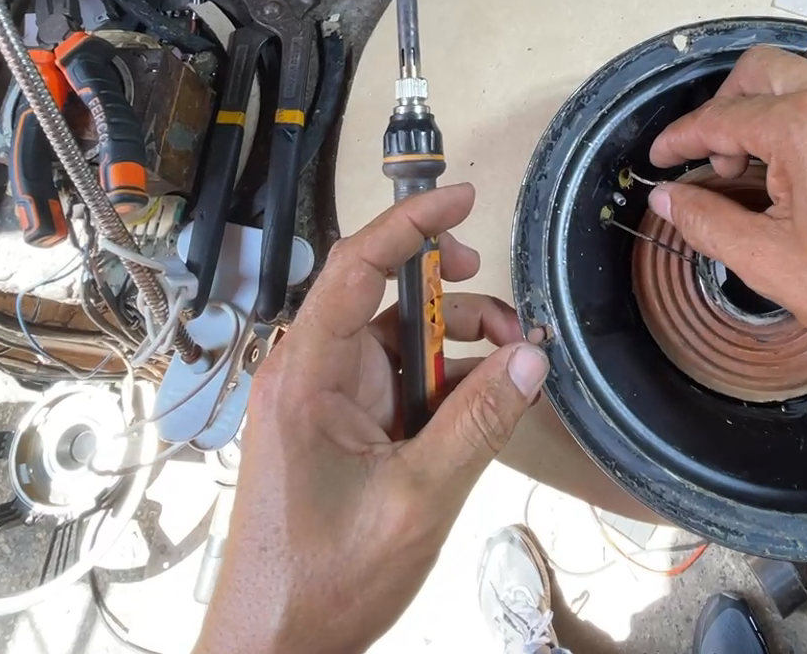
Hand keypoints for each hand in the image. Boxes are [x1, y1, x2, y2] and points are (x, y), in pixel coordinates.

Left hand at [197, 184, 549, 653]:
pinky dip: (447, 380)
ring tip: (512, 370)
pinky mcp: (347, 422)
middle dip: (451, 293)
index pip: (356, 266)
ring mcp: (330, 396)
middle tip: (504, 315)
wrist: (273, 650)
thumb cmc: (325, 578)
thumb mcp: (417, 499)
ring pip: (402, 338)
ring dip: (459, 343)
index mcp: (309, 372)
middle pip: (386, 296)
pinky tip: (486, 400)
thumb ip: (478, 423)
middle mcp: (314, 370)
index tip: (462, 197)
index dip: (410, 223)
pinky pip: (403, 378)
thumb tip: (533, 357)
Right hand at [646, 43, 806, 408]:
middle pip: (766, 70)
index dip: (681, 139)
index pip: (721, 118)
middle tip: (715, 159)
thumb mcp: (775, 267)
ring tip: (776, 147)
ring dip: (785, 92)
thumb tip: (668, 198)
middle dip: (727, 107)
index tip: (661, 159)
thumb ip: (707, 222)